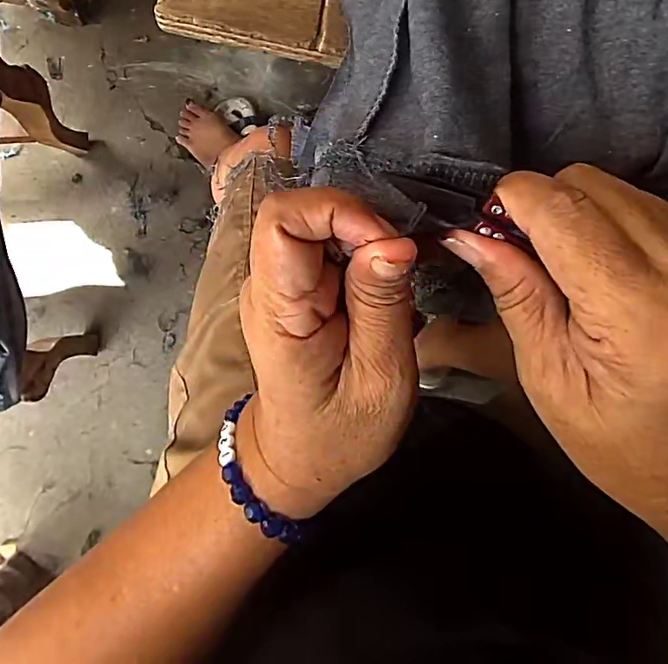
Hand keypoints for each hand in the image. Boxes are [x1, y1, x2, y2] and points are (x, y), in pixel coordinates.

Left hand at [235, 188, 419, 517]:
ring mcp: (276, 280)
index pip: (281, 219)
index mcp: (277, 306)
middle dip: (359, 223)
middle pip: (300, 212)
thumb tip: (394, 240)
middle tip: (401, 265)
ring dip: (363, 237)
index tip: (388, 243)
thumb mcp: (379, 380)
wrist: (297, 457)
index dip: (337, 211)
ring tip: (394, 280)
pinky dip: (360, 249)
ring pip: (316, 222)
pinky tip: (381, 285)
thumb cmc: (338, 433)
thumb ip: (382, 306)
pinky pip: (324, 243)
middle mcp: (266, 282)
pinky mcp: (293, 283)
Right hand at [439, 165, 667, 545]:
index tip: (490, 225)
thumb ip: (514, 293)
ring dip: (579, 209)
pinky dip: (618, 222)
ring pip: (620, 188)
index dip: (513, 200)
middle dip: (542, 203)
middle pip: (588, 185)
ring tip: (572, 263)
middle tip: (526, 249)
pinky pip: (654, 206)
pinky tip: (615, 266)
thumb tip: (465, 233)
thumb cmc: (623, 444)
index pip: (561, 210)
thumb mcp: (548, 378)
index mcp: (641, 317)